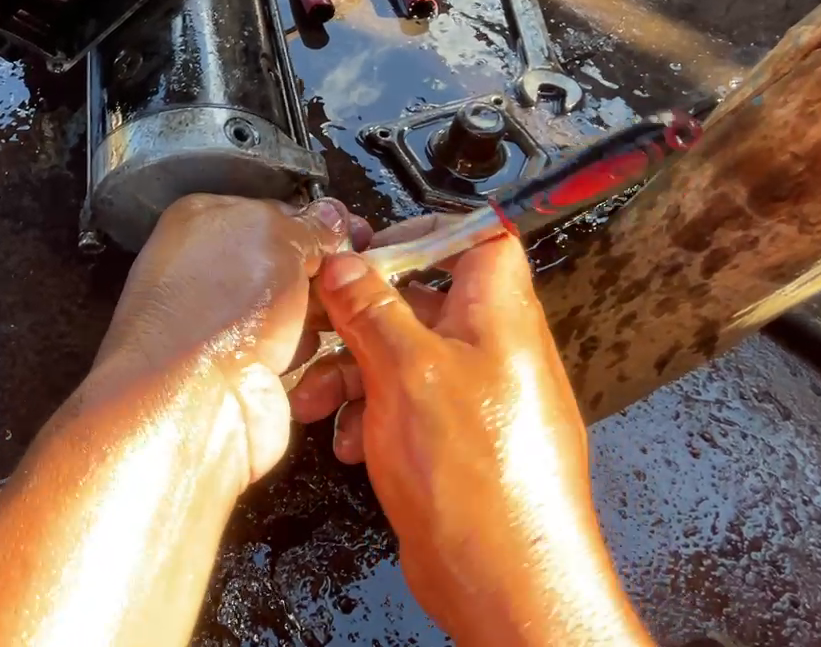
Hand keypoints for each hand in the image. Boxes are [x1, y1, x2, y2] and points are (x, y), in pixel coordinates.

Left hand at [91, 194, 370, 486]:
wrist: (196, 397)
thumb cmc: (225, 300)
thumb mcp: (273, 238)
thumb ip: (306, 224)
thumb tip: (330, 214)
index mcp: (202, 221)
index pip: (272, 211)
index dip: (317, 223)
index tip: (361, 234)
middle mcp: (209, 267)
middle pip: (287, 260)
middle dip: (326, 269)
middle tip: (366, 274)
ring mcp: (227, 320)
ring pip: (296, 306)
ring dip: (325, 311)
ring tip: (346, 314)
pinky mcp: (247, 367)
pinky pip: (293, 347)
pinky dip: (311, 350)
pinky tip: (323, 350)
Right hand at [289, 217, 651, 646]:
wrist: (507, 588)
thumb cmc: (473, 475)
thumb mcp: (406, 372)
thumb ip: (371, 308)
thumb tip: (344, 261)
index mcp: (499, 320)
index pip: (481, 240)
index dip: (427, 231)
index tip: (371, 248)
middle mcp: (494, 351)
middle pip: (423, 298)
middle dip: (361, 313)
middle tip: (318, 323)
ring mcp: (476, 396)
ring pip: (404, 351)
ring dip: (352, 368)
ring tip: (313, 398)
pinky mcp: (456, 437)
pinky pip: (406, 398)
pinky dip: (369, 408)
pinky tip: (344, 439)